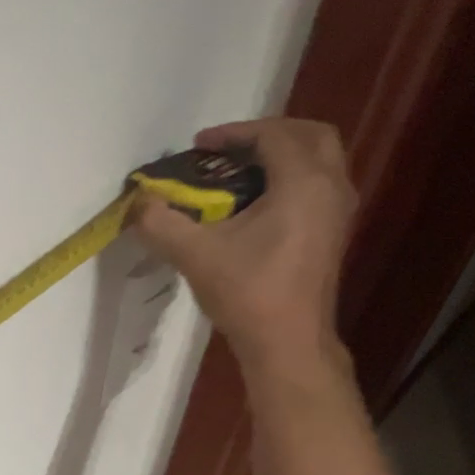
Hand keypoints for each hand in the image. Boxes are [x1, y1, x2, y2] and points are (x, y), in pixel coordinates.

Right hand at [133, 118, 356, 373]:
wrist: (286, 340)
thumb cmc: (247, 292)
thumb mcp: (194, 255)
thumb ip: (161, 223)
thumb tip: (137, 203)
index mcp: (303, 182)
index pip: (273, 136)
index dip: (234, 134)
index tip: (199, 145)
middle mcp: (330, 186)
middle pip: (309, 136)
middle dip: (268, 135)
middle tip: (228, 149)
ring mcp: (338, 209)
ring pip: (318, 160)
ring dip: (281, 156)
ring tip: (240, 172)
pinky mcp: (333, 232)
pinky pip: (316, 185)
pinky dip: (289, 178)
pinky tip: (257, 203)